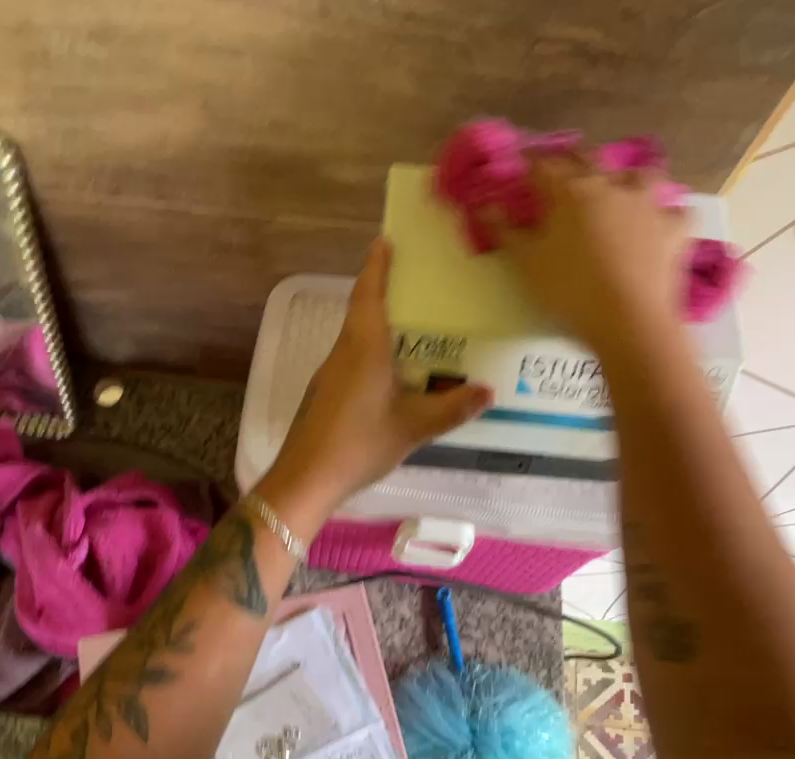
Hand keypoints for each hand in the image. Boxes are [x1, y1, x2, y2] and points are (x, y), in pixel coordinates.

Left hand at [261, 239, 492, 518]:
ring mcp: (329, 376)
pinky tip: (392, 376)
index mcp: (363, 348)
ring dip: (380, 329)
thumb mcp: (412, 427)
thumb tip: (488, 392)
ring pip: (357, 341)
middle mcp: (343, 354)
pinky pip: (353, 363)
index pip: (369, 294)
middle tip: (417, 285)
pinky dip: (373, 357)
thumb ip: (450, 409)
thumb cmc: (358, 444)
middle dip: (386, 295)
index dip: (377, 267)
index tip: (385, 241)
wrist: (305, 479)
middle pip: (363, 313)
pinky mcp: (324, 397)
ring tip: (414, 330)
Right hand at [488, 154, 692, 350]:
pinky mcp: (674, 229)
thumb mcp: (526, 264)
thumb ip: (505, 231)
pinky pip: (674, 212)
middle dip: (574, 162)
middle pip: (590, 161)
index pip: (545, 165)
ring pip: (641, 175)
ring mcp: (649, 204)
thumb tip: (485, 205)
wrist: (628, 319)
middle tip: (564, 174)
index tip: (522, 166)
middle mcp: (612, 185)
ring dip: (628, 179)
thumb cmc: (569, 289)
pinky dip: (664, 214)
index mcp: (571, 191)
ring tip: (620, 192)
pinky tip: (658, 224)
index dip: (531, 164)